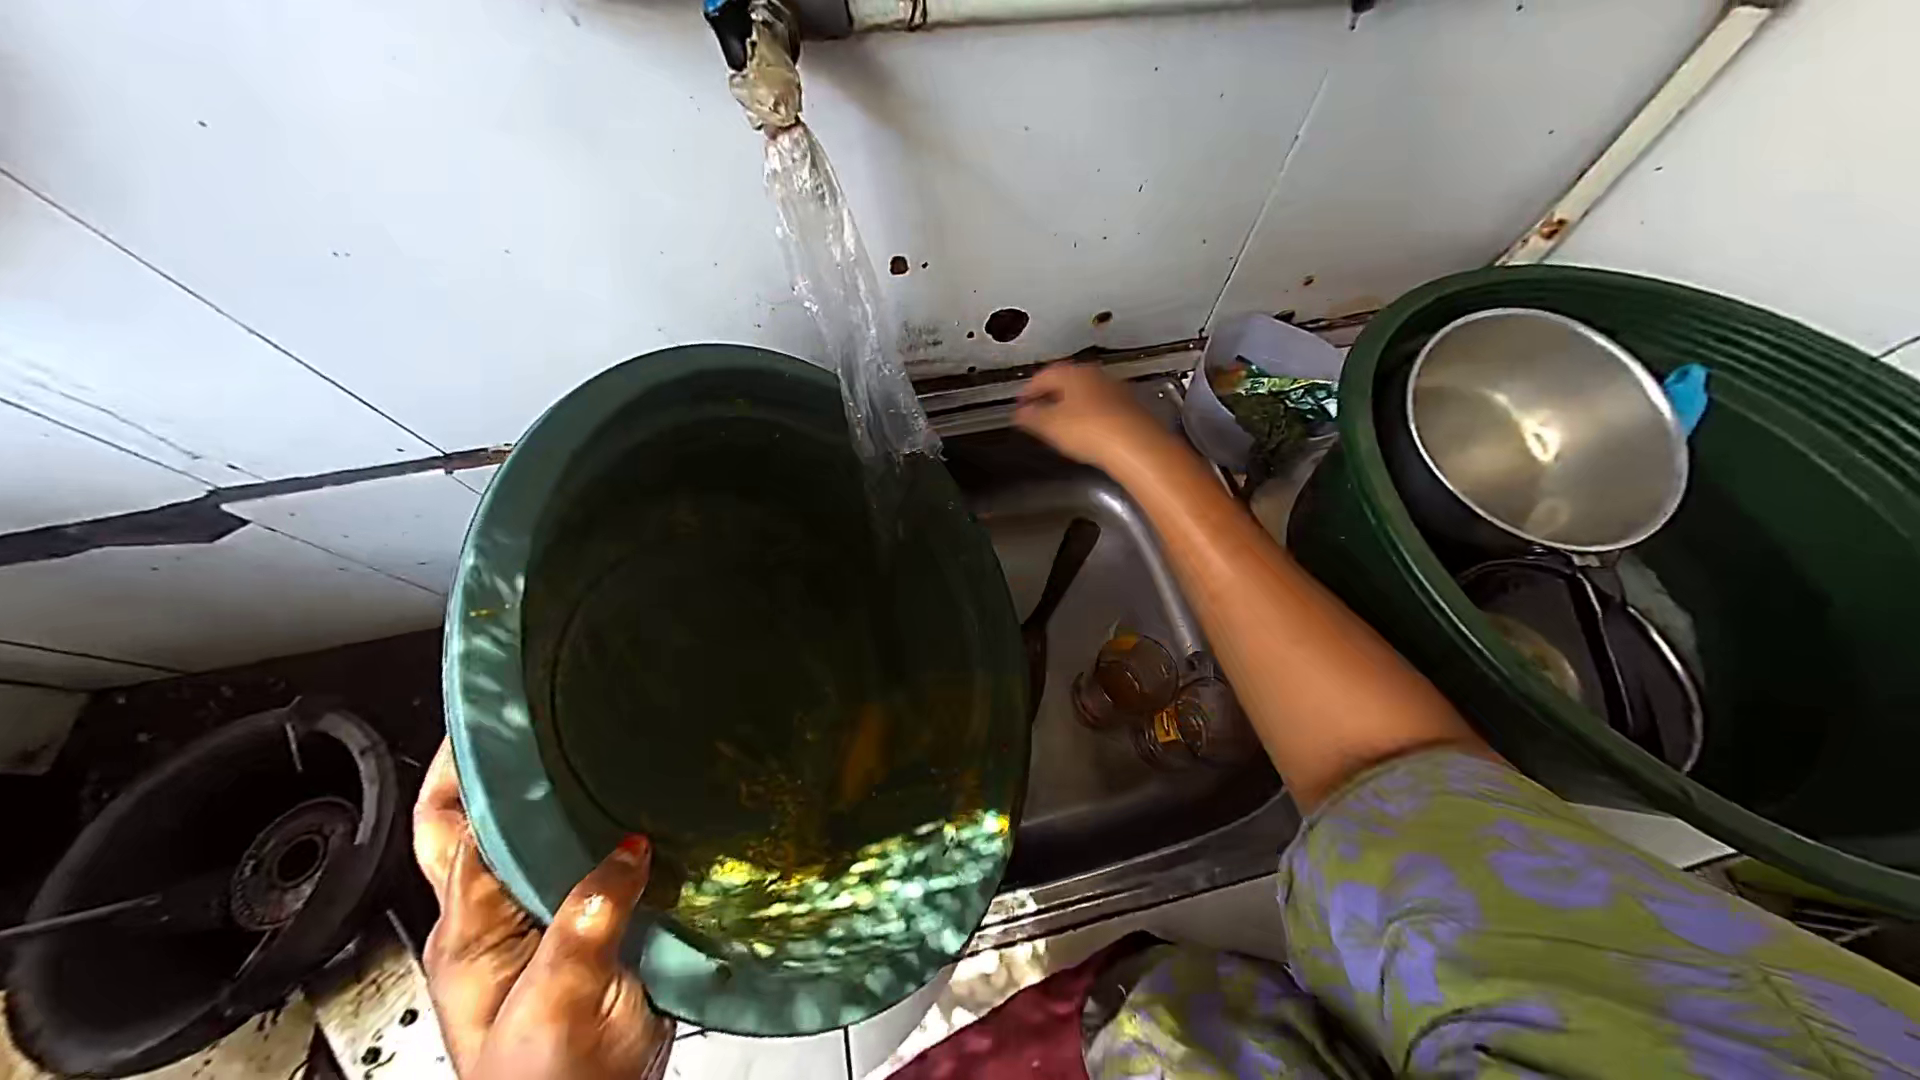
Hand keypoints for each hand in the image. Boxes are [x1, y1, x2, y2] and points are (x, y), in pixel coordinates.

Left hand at [413, 740, 673, 1079]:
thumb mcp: (559, 1004)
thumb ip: (585, 924)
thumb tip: (628, 850)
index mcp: (469, 932)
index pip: (459, 835)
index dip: (472, 776)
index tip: (500, 722)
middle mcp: (499, 911)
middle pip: (475, 823)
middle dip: (489, 767)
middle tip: (530, 713)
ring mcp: (547, 910)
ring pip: (536, 833)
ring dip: (553, 790)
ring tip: (587, 739)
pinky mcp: (594, 913)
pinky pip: (597, 852)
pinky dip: (608, 820)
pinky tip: (636, 797)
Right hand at [1012, 362, 1179, 473]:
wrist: (1136, 445)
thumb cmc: (1090, 430)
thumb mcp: (1050, 426)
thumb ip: (1031, 417)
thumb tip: (1019, 412)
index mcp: (1073, 373)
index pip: (1043, 375)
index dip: (1028, 390)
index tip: (1020, 402)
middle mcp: (1096, 375)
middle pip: (1066, 381)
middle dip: (1050, 395)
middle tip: (1037, 410)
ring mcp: (1115, 390)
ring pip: (1085, 393)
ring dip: (1070, 404)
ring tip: (1059, 422)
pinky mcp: (1129, 408)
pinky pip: (1101, 407)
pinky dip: (1088, 415)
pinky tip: (1084, 431)